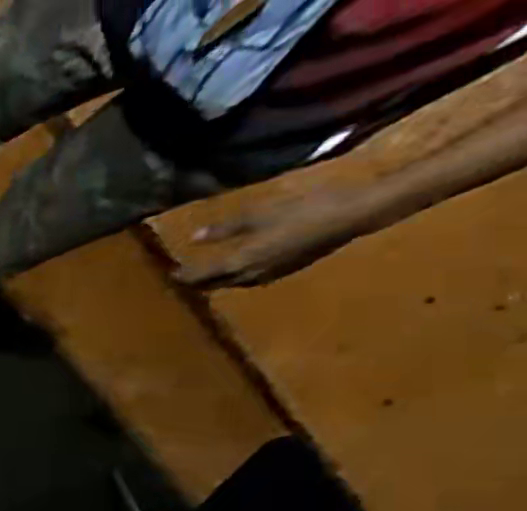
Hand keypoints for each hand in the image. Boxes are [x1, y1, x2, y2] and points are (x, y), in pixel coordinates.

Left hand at [173, 195, 369, 288]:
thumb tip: (194, 238)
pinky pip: (252, 280)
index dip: (184, 276)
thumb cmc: (307, 209)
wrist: (356, 214)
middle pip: (214, 284)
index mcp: (239, 261)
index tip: (170, 274)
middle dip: (196, 283)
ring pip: (233, 284)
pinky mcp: (287, 270)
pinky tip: (238, 273)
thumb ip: (227, 228)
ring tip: (204, 278)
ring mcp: (271, 274)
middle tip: (182, 279)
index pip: (201, 275)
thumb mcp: (261, 214)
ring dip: (217, 282)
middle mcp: (251, 274)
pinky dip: (237, 278)